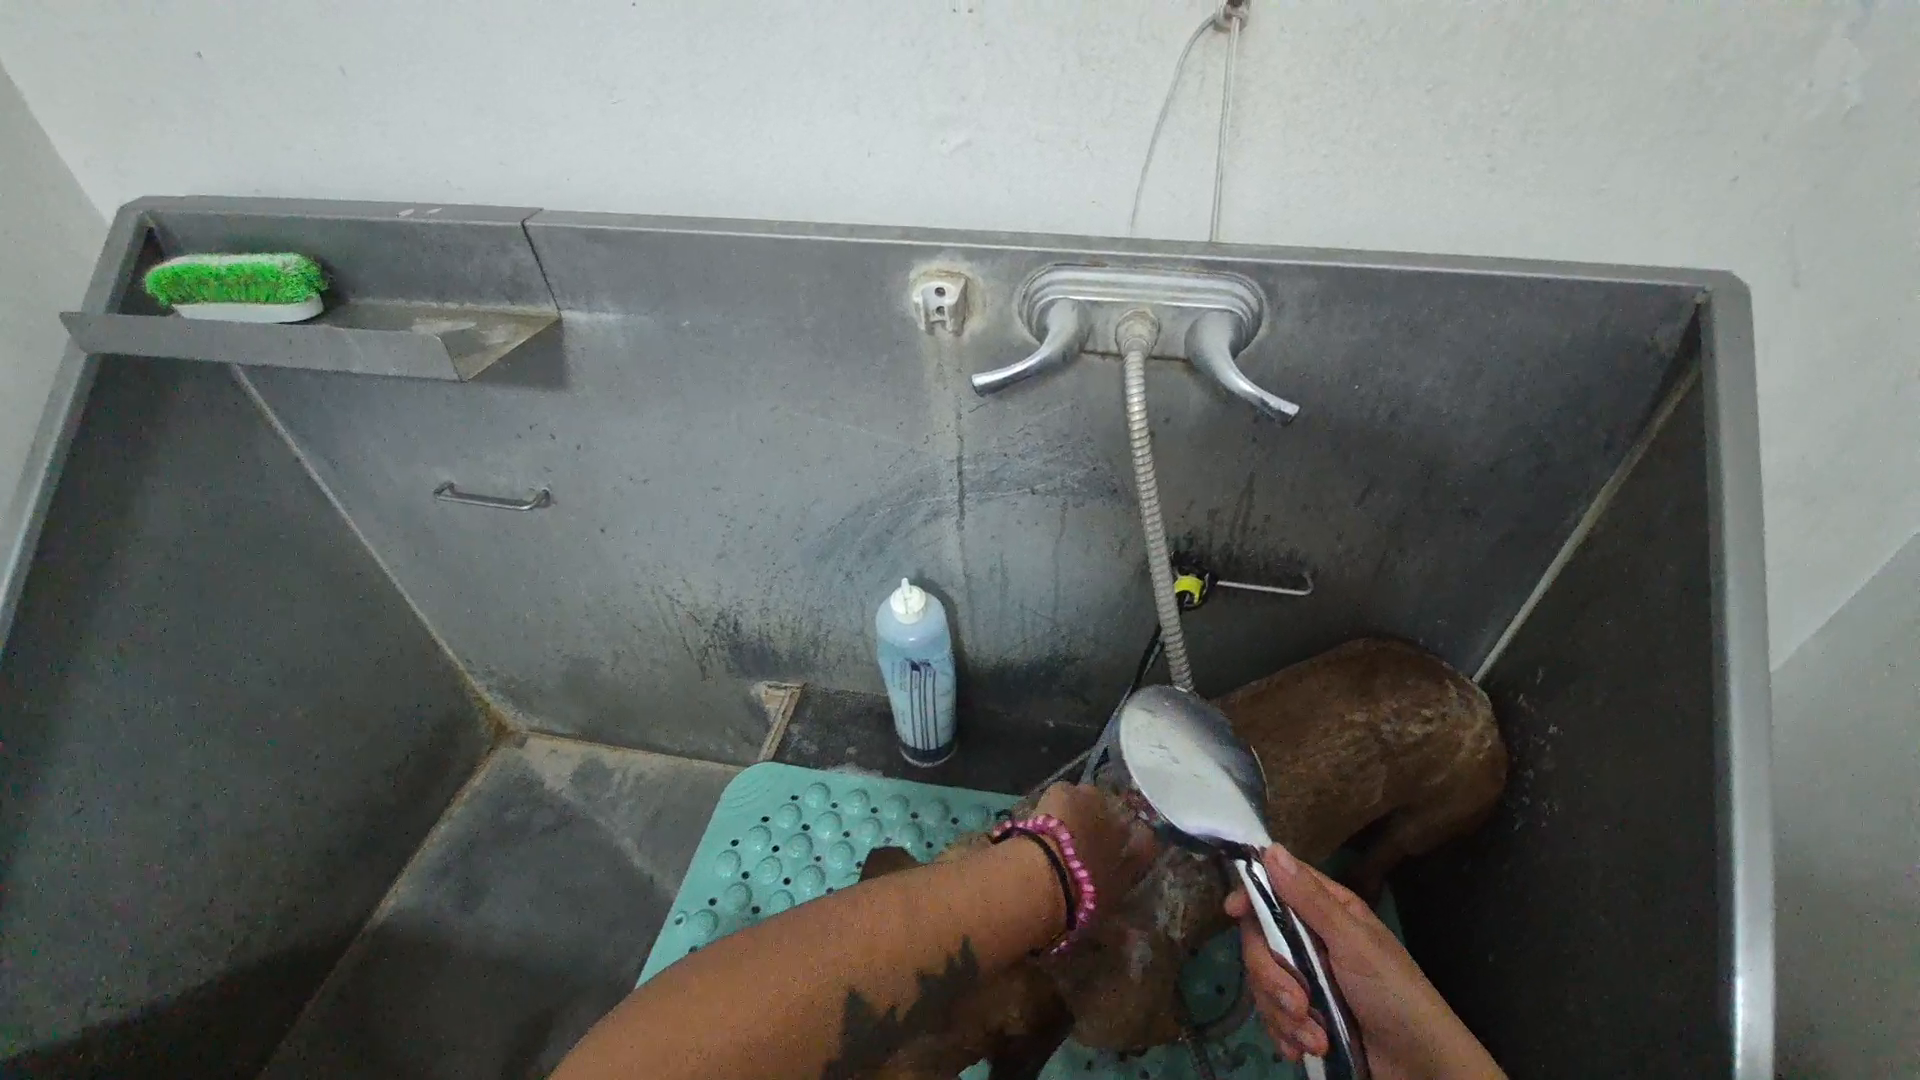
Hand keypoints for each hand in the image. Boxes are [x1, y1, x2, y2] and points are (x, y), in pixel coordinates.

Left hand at [1031, 783, 1157, 924]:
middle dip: (1101, 825)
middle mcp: (1120, 828)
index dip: (1137, 843)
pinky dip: (1053, 802)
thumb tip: (1134, 943)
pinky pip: (1062, 792)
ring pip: (1089, 799)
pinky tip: (1041, 818)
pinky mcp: (1066, 790)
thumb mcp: (1102, 924)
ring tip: (1057, 828)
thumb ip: (1120, 932)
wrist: (1046, 878)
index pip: (1148, 844)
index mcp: (1131, 863)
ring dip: (1078, 810)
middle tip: (1079, 841)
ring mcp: (1093, 803)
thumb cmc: (1076, 907)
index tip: (1122, 849)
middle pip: (1116, 818)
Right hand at [1226, 845, 1504, 1079]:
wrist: (1425, 1072)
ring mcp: (1306, 979)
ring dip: (1283, 1014)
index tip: (1233, 911)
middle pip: (1260, 940)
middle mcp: (1311, 940)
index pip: (1276, 887)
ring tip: (1316, 1038)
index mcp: (1326, 912)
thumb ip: (1310, 900)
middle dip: (1272, 977)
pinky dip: (1286, 1035)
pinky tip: (1305, 1050)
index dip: (1251, 895)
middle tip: (1298, 1004)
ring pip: (1262, 981)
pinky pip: (1271, 1015)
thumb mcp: (1355, 944)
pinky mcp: (1304, 1016)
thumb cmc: (1397, 996)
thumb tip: (1271, 848)